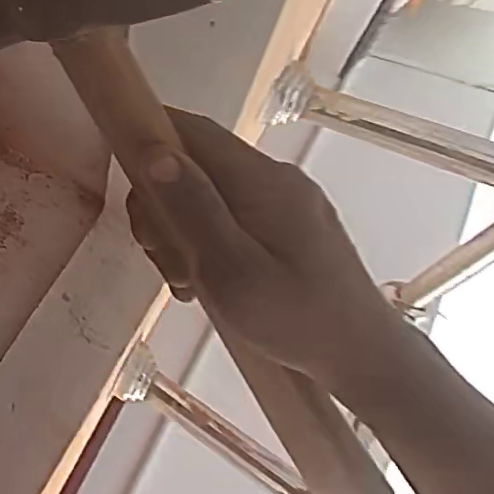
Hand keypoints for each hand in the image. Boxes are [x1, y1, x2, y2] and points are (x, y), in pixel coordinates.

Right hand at [129, 108, 414, 391]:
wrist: (370, 364)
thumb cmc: (297, 320)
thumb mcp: (233, 271)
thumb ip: (194, 209)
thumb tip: (155, 153)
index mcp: (261, 180)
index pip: (192, 130)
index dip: (149, 137)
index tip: (124, 175)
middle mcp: (273, 177)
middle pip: (193, 163)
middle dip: (161, 203)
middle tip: (161, 256)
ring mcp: (283, 200)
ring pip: (205, 190)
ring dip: (179, 227)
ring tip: (186, 279)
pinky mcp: (287, 223)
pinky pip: (227, 212)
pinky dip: (204, 237)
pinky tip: (205, 278)